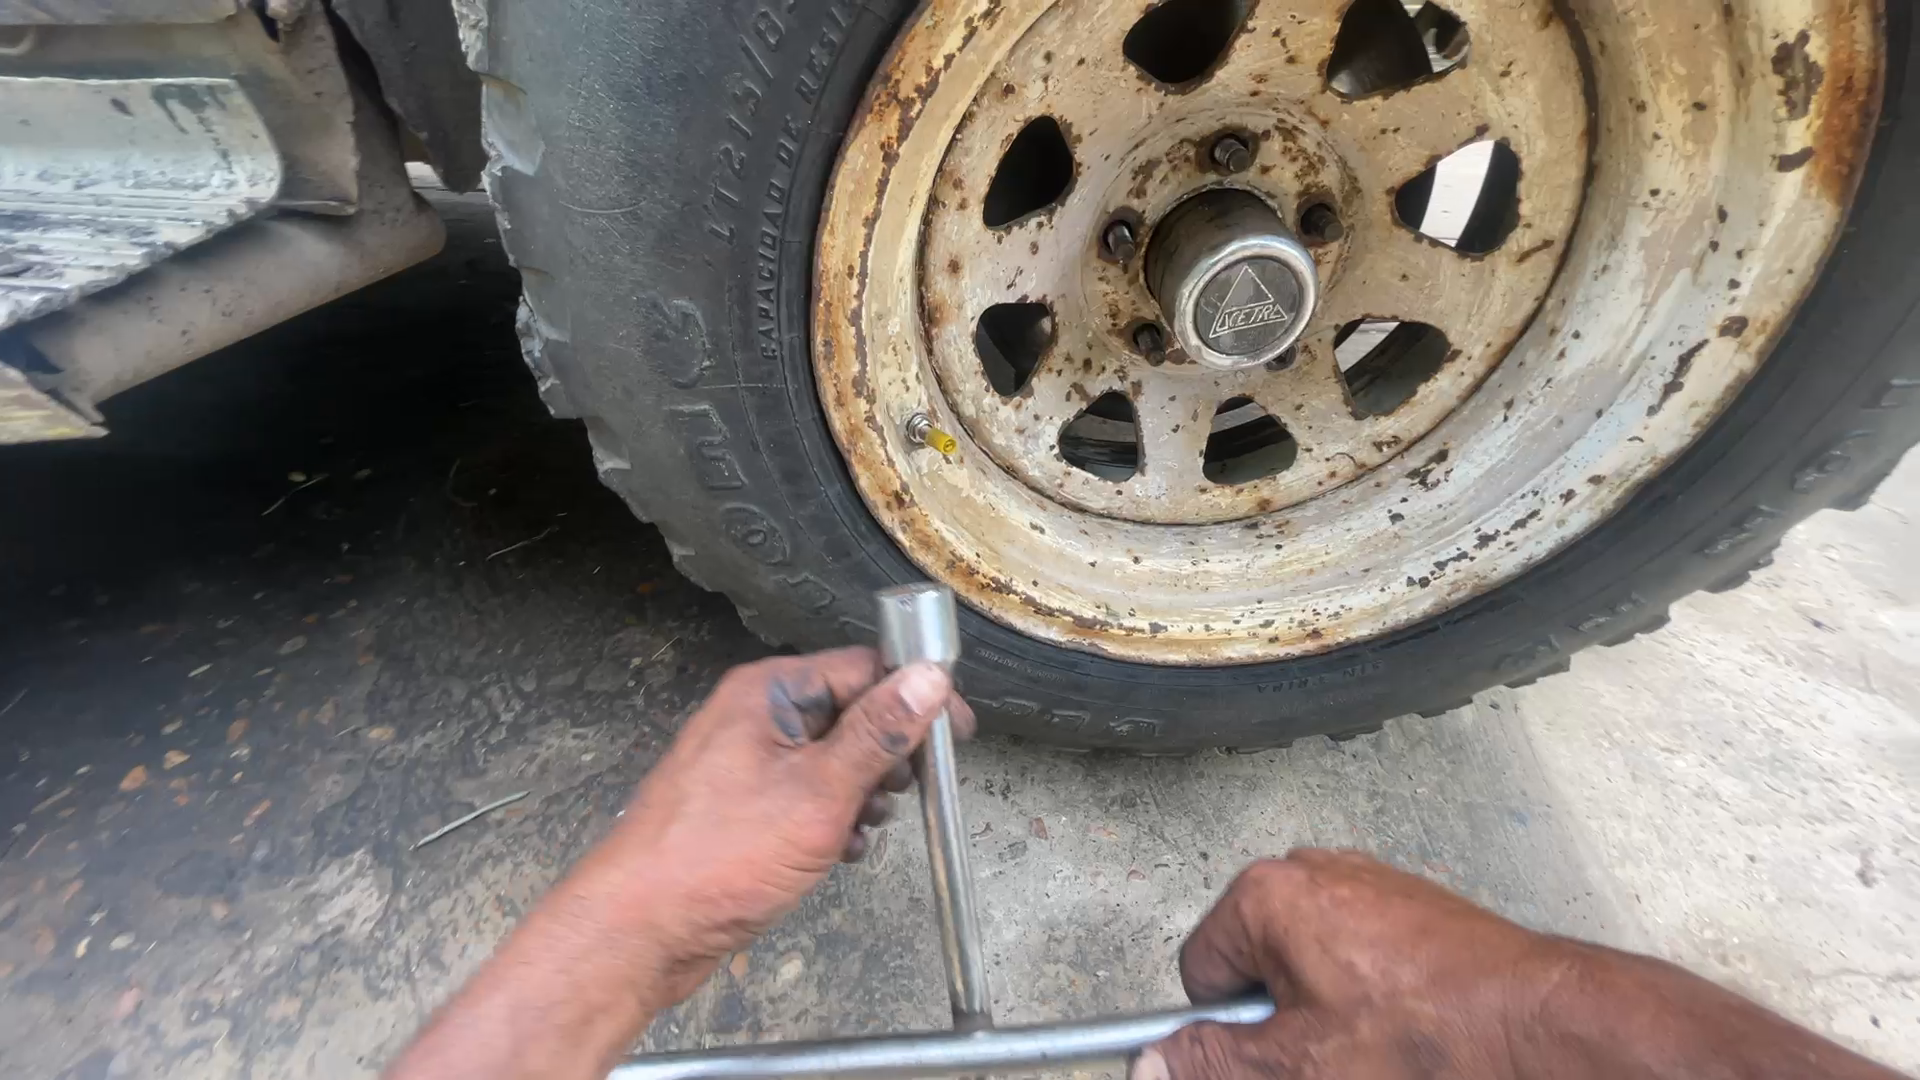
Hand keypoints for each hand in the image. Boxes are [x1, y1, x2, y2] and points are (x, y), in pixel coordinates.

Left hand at [585, 646, 973, 1006]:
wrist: (636, 935)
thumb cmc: (723, 854)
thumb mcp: (820, 791)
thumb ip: (880, 732)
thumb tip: (930, 678)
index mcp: (771, 690)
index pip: (865, 668)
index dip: (915, 697)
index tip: (956, 732)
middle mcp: (760, 713)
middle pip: (852, 712)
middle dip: (888, 753)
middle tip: (905, 789)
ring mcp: (751, 759)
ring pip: (835, 756)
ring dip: (864, 790)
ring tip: (864, 825)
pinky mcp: (748, 801)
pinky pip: (810, 790)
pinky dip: (836, 814)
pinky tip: (842, 848)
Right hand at [1139, 849, 1570, 1079]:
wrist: (1549, 1025)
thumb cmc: (1424, 1043)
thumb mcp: (1302, 1068)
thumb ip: (1215, 1063)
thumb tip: (1147, 1066)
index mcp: (1263, 894)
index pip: (1200, 969)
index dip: (1229, 1026)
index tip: (1277, 1056)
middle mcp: (1300, 867)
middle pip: (1252, 956)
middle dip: (1278, 1012)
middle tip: (1334, 1051)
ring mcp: (1354, 873)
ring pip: (1302, 951)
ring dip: (1320, 999)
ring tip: (1377, 1037)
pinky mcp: (1399, 890)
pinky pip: (1348, 938)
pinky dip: (1361, 979)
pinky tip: (1407, 1015)